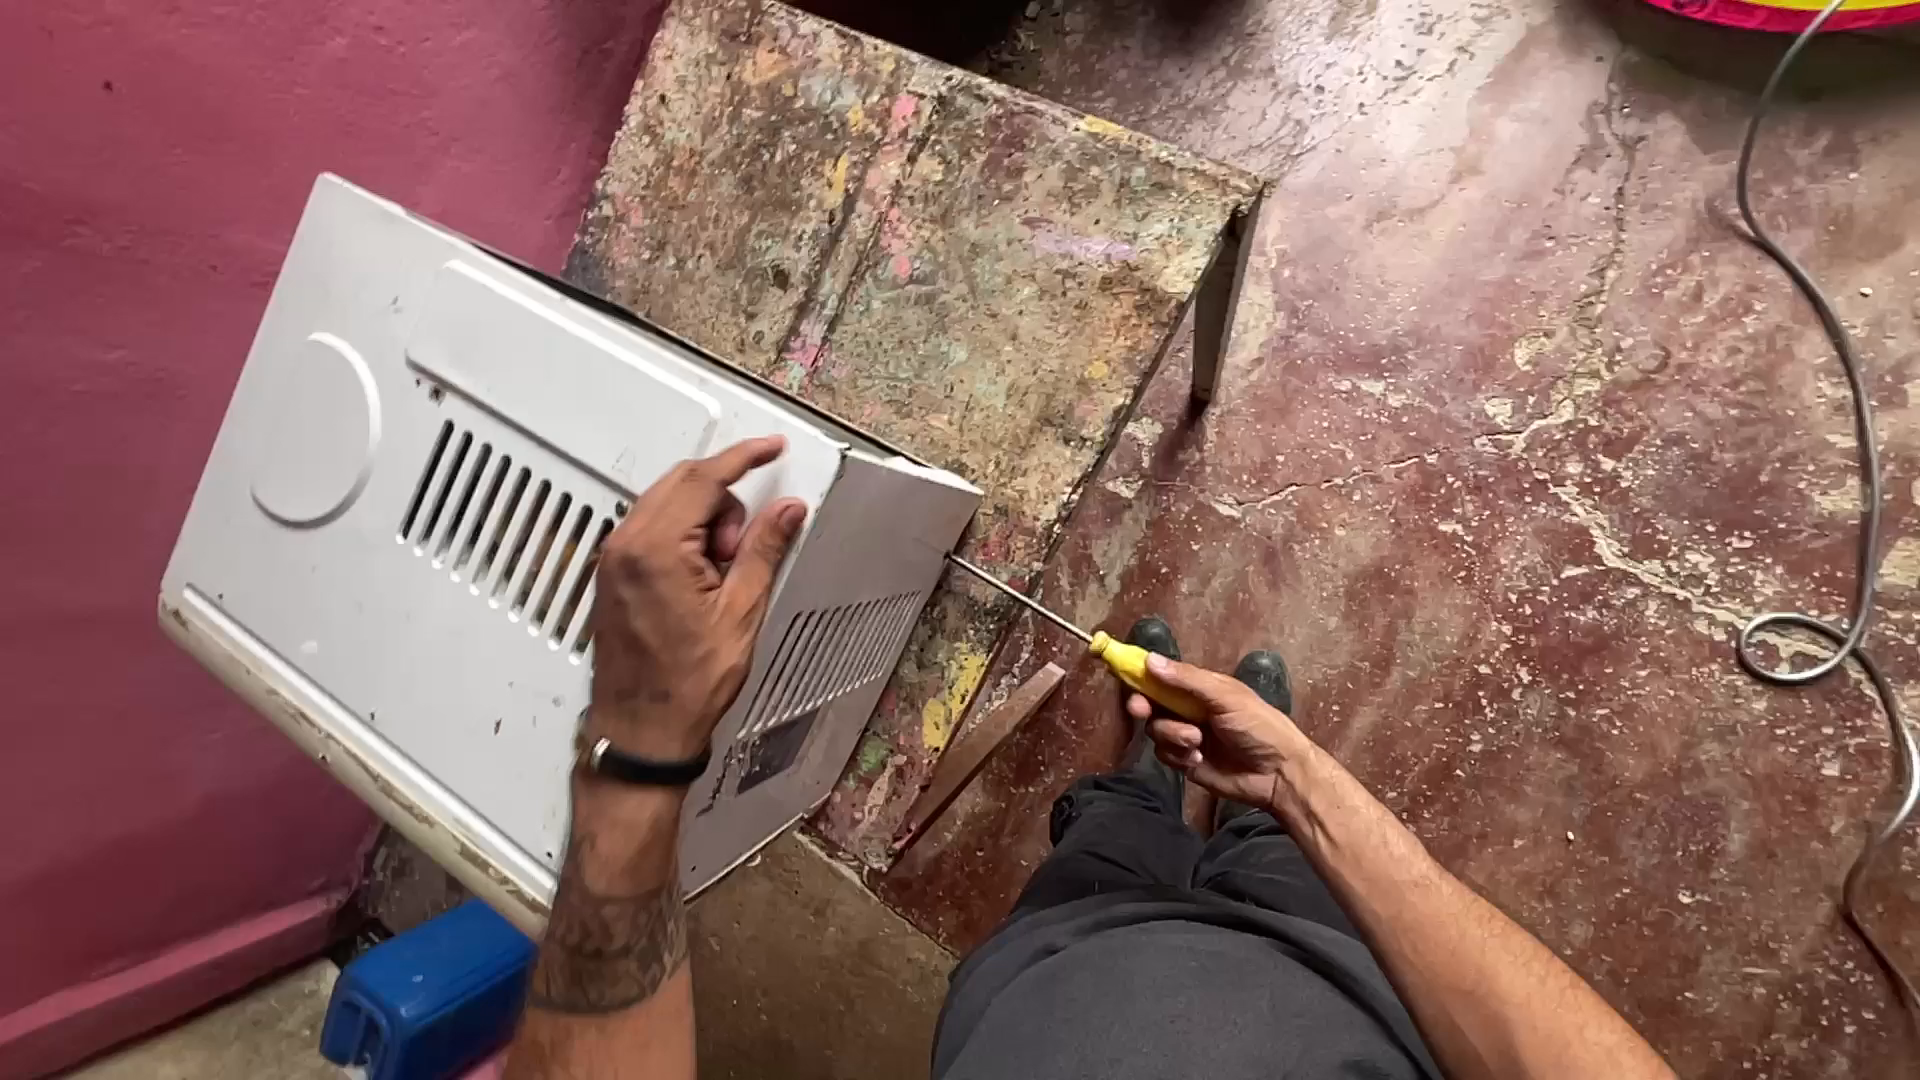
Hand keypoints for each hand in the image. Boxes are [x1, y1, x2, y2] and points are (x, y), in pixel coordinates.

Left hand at [586, 436, 807, 762]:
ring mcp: (613, 560)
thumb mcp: (741, 612)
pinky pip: (653, 529)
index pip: (704, 479)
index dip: (744, 457)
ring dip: (705, 521)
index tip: (770, 448)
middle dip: (725, 501)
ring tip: (722, 574)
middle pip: (683, 484)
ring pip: (668, 505)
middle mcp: (625, 546)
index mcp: (656, 550)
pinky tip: (703, 575)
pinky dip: (684, 536)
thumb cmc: (686, 684)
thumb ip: (764, 549)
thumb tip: (787, 510)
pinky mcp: (613, 575)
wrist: (642, 731)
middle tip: (744, 547)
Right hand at [1125, 653, 1315, 809]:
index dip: (1138, 671)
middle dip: (1143, 705)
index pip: (1160, 674)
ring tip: (1197, 742)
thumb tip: (1149, 660)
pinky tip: (1198, 758)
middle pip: (1149, 702)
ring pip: (1155, 729)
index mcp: (1197, 687)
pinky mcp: (1184, 760)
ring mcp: (1185, 735)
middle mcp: (1187, 708)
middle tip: (1141, 710)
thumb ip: (1187, 680)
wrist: (1279, 774)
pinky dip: (1178, 755)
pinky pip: (1164, 754)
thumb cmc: (1258, 726)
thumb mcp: (1225, 697)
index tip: (1116, 668)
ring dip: (1172, 735)